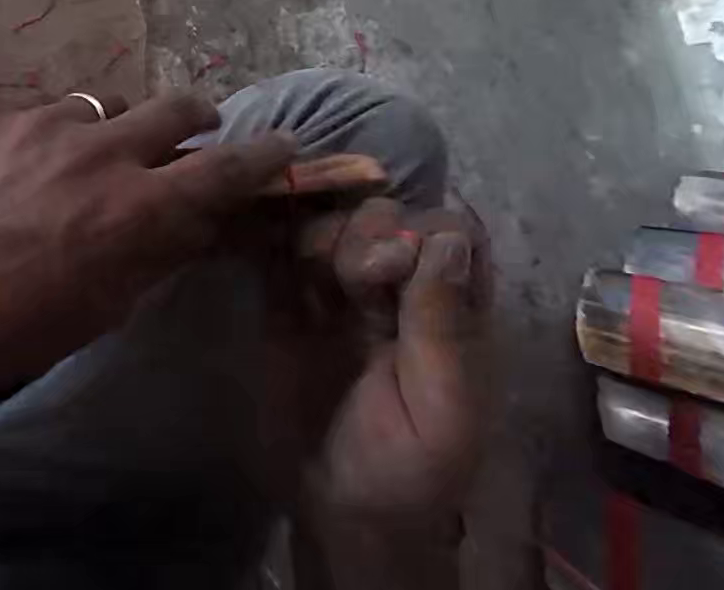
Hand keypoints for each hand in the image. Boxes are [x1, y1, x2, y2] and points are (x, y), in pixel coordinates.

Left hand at [0, 91, 296, 396]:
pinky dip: (40, 133)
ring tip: (74, 162)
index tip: (281, 143)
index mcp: (136, 207)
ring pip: (99, 105)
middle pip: (174, 107)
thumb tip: (196, 219)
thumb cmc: (10, 329)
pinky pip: (35, 109)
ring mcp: (38, 120)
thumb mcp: (102, 306)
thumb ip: (155, 251)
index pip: (225, 168)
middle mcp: (97, 148)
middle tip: (186, 133)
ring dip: (105, 130)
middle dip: (193, 118)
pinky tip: (11, 164)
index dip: (263, 154)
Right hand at [302, 198, 482, 516]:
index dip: (422, 233)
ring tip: (312, 285)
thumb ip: (444, 326)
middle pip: (384, 218)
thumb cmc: (404, 468)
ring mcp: (336, 292)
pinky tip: (273, 254)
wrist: (331, 504)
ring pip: (331, 224)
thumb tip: (451, 238)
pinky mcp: (287, 299)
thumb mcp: (442, 409)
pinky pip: (281, 248)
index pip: (449, 233)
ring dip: (320, 238)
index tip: (397, 267)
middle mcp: (395, 290)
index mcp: (450, 313)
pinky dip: (274, 237)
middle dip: (366, 236)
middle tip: (354, 285)